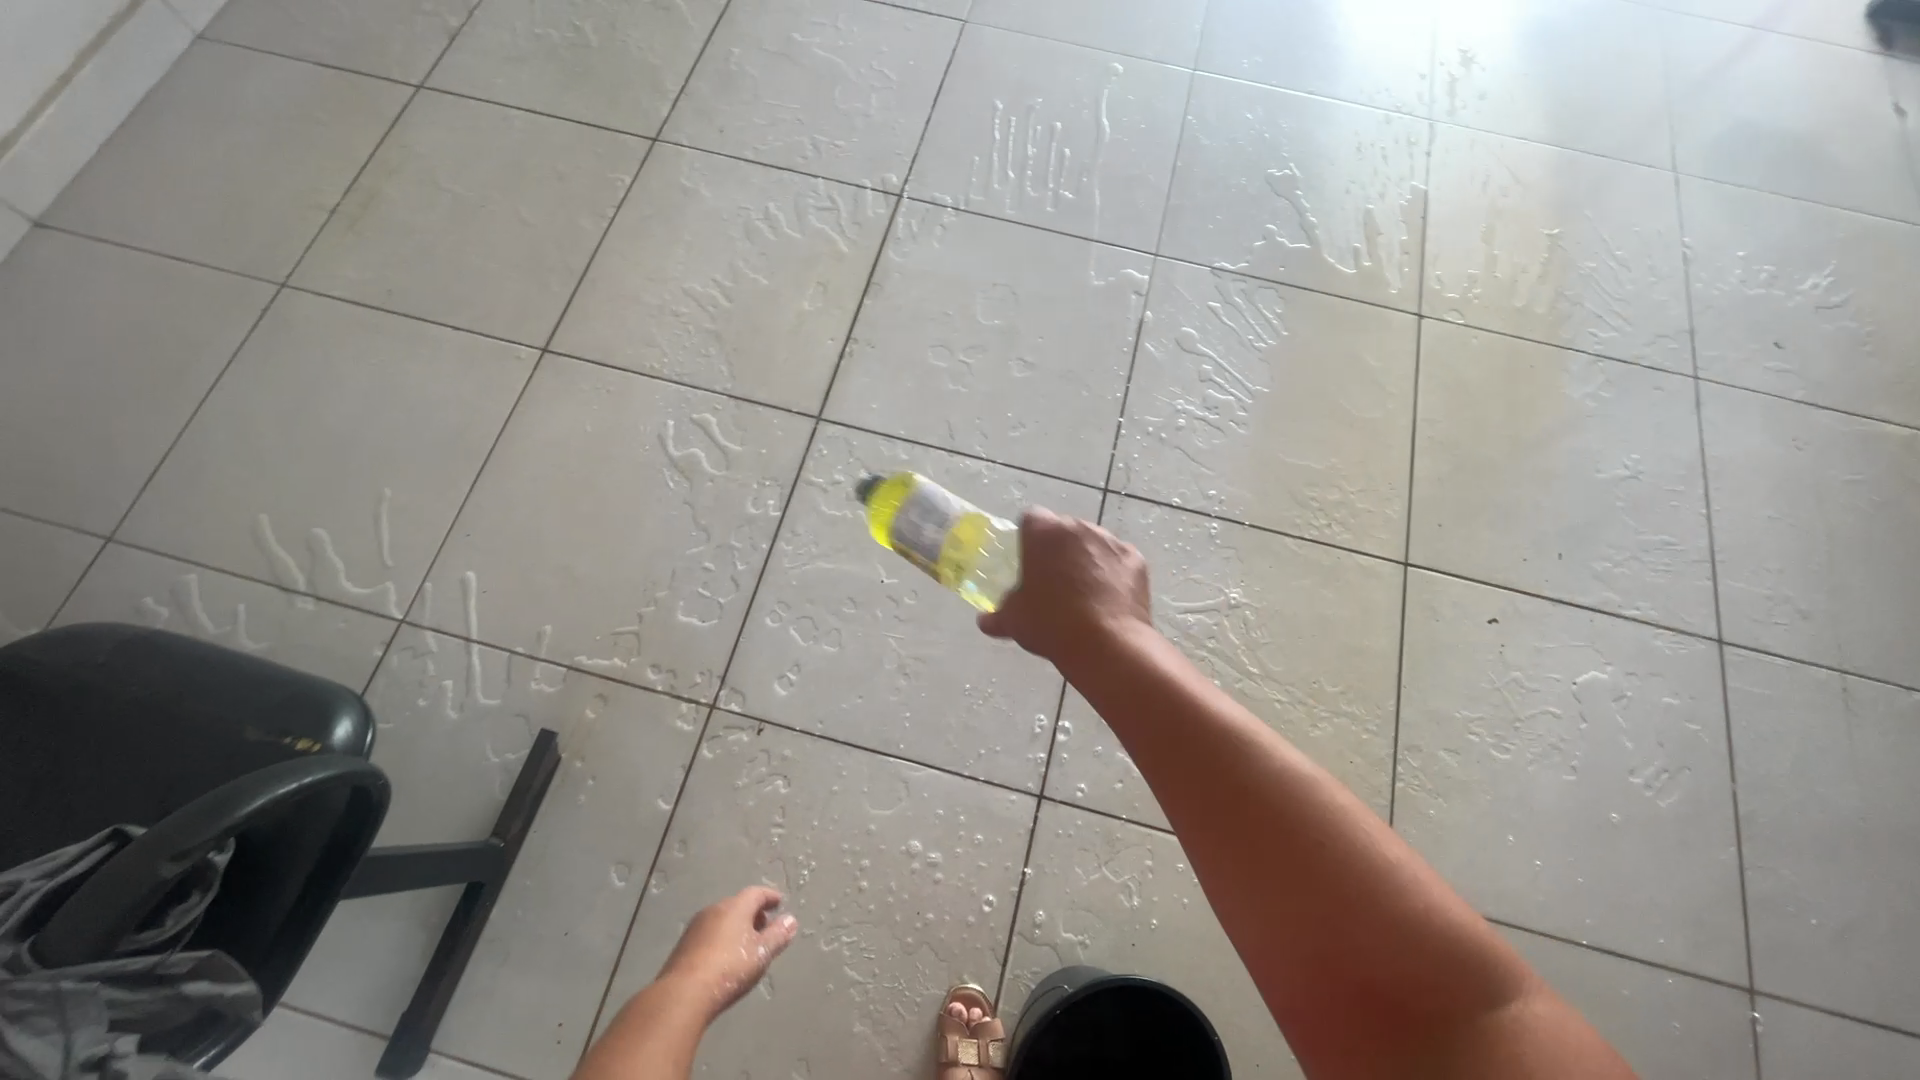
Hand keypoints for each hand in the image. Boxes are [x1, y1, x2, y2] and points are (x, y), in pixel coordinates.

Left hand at [656, 886, 798, 1019]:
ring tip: (746, 944)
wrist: (683, 994)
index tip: (779, 902)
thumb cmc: (729, 969)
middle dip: (753, 913)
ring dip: (736, 926)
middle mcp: (714, 909)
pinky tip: (724, 956)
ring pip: (722, 919)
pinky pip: (710, 933)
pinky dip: (722, 937)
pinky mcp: (684, 944)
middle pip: (738, 904)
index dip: (770, 897)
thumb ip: (778, 935)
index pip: (756, 893)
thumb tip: (791, 920)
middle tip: (765, 926)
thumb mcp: (761, 954)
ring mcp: (696, 927)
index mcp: (735, 907)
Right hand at [978, 507, 1151, 666]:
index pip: (1030, 519)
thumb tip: (984, 622)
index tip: (1028, 560)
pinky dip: (1112, 572)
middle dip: (1059, 547)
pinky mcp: (1135, 559)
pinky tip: (1108, 598)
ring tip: (1083, 591)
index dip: (1027, 537)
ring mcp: (1110, 541)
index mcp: (1044, 533)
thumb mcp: (1015, 621)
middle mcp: (1078, 527)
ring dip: (1086, 558)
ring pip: (1093, 542)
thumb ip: (998, 616)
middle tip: (1053, 579)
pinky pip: (1118, 559)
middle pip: (1064, 529)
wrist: (1107, 644)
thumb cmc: (1051, 624)